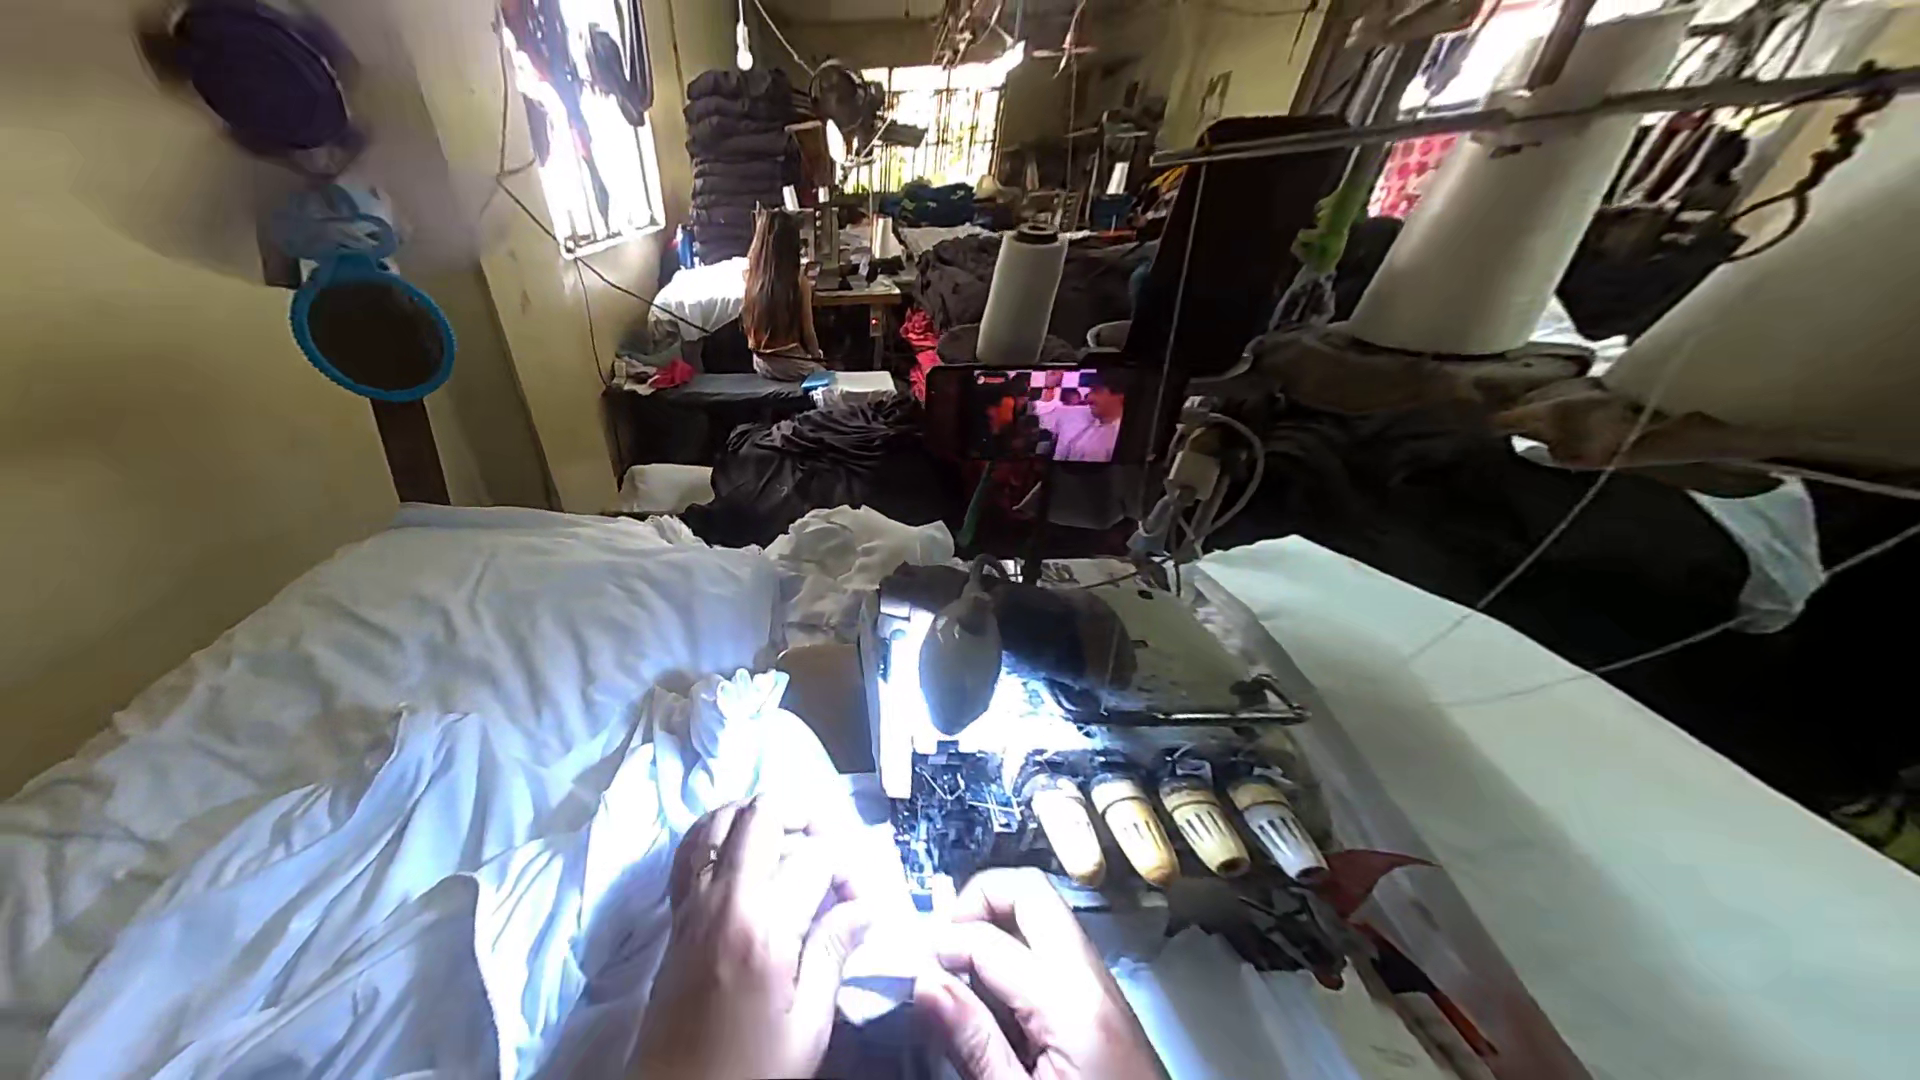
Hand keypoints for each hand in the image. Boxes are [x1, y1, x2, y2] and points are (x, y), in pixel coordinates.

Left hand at [632, 796, 873, 1079]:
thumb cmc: (747, 1073)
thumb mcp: (805, 1028)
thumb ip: (833, 953)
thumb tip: (864, 908)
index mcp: (761, 927)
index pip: (816, 857)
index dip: (849, 870)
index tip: (860, 906)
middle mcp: (723, 899)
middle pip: (765, 813)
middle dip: (808, 819)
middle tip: (830, 856)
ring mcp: (693, 902)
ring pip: (723, 817)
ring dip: (763, 817)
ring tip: (792, 844)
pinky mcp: (676, 915)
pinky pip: (692, 847)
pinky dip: (722, 832)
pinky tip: (744, 851)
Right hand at [915, 868, 1166, 1079]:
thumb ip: (974, 1044)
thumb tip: (927, 982)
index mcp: (1070, 1003)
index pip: (991, 940)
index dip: (945, 946)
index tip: (919, 971)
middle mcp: (1090, 973)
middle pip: (1030, 889)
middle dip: (979, 899)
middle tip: (945, 944)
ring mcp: (1100, 979)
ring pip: (1043, 906)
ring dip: (998, 916)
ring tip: (964, 963)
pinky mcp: (1101, 994)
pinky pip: (1053, 938)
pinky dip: (1017, 939)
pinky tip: (995, 986)